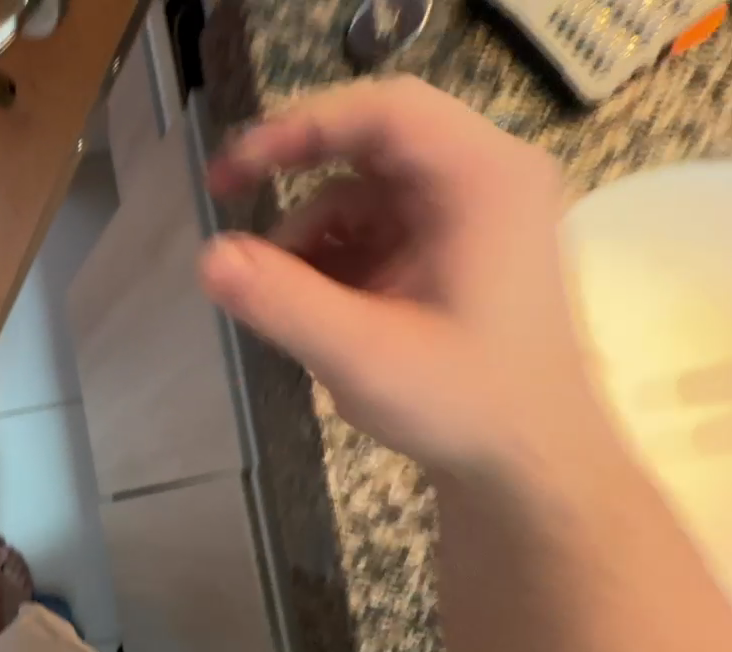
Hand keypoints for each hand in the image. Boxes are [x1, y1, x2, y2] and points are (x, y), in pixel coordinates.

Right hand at [197, 76, 616, 481]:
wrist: (526, 456)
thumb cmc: (464, 401)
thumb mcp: (360, 353)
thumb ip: (280, 302)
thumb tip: (205, 259)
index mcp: (483, 184)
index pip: (386, 114)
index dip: (300, 128)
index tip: (229, 171)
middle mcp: (478, 185)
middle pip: (368, 147)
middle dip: (290, 173)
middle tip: (222, 198)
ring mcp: (459, 220)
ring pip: (356, 197)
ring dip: (302, 238)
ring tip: (274, 298)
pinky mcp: (439, 255)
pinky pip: (362, 235)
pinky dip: (320, 263)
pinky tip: (304, 308)